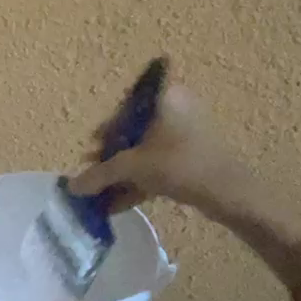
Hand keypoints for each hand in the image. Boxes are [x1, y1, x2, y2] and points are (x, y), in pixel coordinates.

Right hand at [66, 81, 256, 221]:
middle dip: (111, 153)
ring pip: (145, 148)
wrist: (228, 192)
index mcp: (165, 97)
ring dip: (122, 170)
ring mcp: (186, 132)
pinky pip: (158, 162)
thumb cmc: (179, 165)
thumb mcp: (133, 167)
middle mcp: (177, 107)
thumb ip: (99, 174)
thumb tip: (72, 187)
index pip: (127, 103)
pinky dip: (138, 179)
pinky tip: (117, 202)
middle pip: (134, 128)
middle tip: (94, 170)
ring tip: (101, 190)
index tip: (93, 146)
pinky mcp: (192, 155)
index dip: (107, 126)